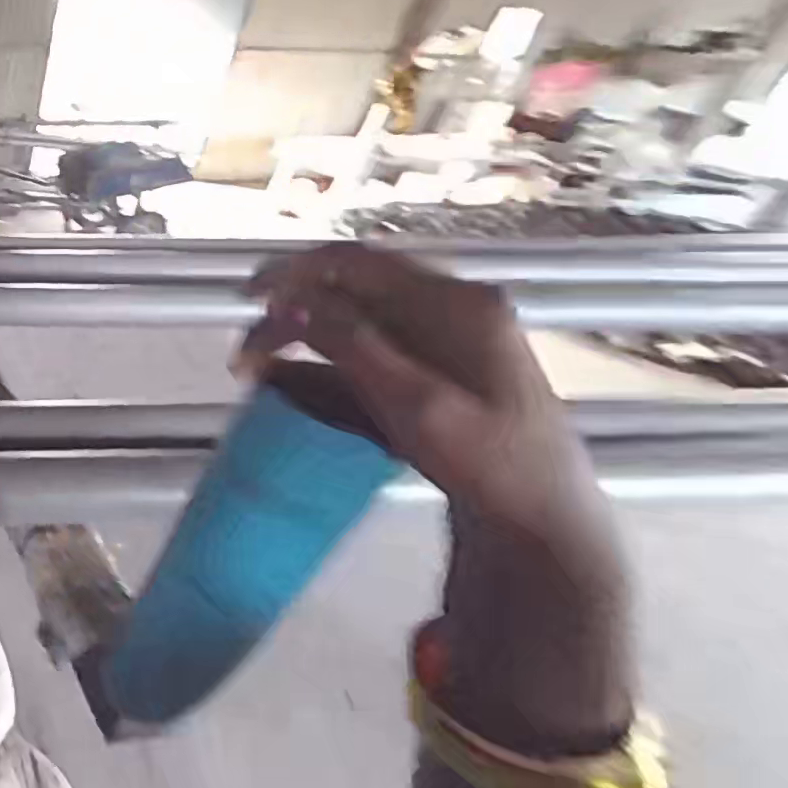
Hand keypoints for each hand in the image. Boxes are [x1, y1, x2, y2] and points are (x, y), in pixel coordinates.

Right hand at [235, 245, 582, 528]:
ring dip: (294, 343)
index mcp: (453, 302)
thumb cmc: (492, 465)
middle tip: (245, 354)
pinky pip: (354, 352)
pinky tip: (283, 386)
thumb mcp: (418, 404)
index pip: (355, 262)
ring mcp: (433, 338)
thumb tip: (290, 302)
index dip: (293, 271)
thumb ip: (353, 344)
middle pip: (342, 291)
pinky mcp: (420, 366)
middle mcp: (442, 307)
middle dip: (286, 317)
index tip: (247, 298)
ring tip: (254, 373)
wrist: (542, 526)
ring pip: (342, 322)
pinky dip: (314, 365)